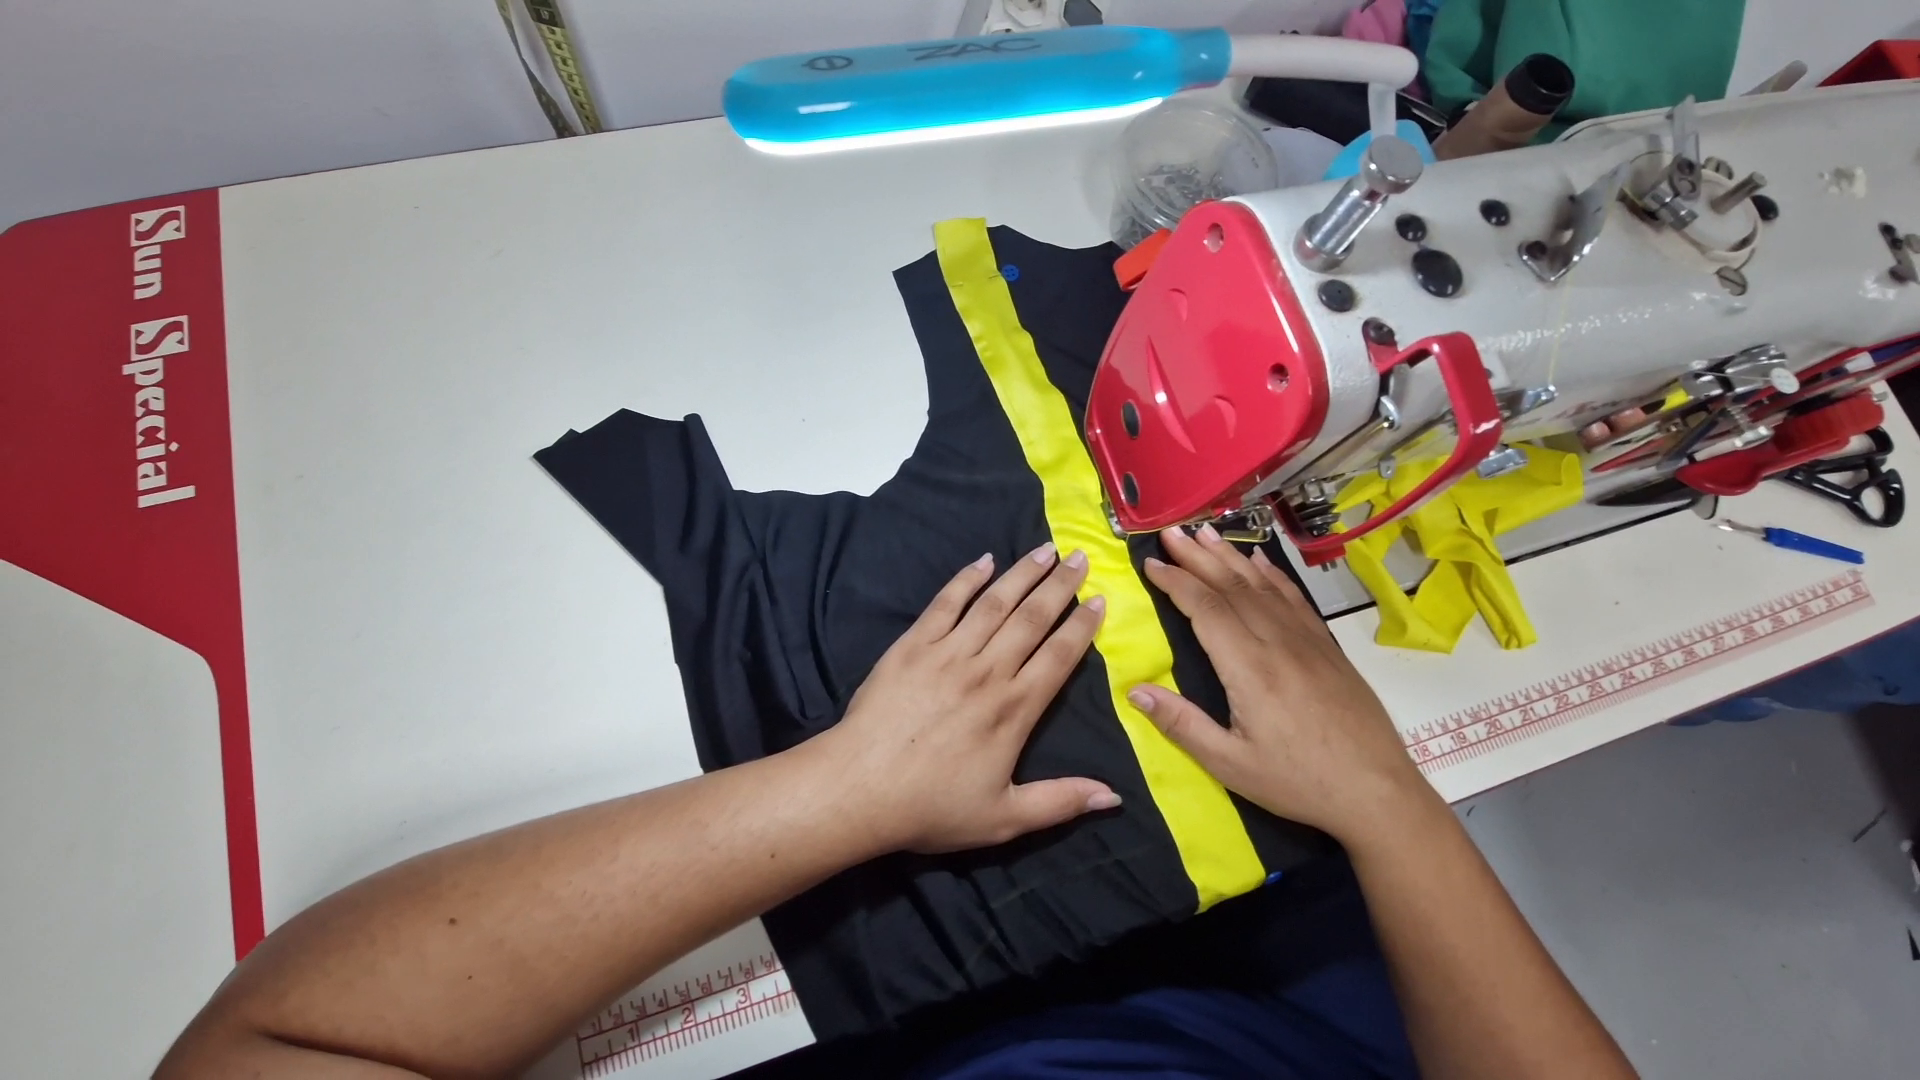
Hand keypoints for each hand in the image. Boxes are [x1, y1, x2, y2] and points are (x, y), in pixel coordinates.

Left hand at [812, 544, 1117, 853]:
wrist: (860, 788)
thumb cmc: (932, 806)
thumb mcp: (1004, 818)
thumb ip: (1060, 801)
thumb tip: (1114, 796)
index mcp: (1015, 708)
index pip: (1060, 655)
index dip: (1083, 626)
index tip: (1100, 599)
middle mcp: (988, 670)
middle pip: (1033, 618)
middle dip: (1060, 586)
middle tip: (1080, 558)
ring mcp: (948, 653)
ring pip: (994, 603)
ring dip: (1022, 574)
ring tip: (1045, 550)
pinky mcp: (912, 645)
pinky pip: (944, 604)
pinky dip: (965, 580)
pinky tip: (983, 561)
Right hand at [1128, 526, 1433, 842]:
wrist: (1377, 792)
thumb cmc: (1298, 781)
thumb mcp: (1230, 764)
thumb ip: (1182, 724)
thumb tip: (1135, 690)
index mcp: (1250, 669)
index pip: (1206, 609)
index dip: (1176, 582)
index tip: (1151, 564)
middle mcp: (1278, 643)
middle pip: (1232, 587)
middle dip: (1198, 557)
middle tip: (1170, 532)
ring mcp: (1308, 642)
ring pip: (1263, 586)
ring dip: (1230, 557)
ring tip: (1205, 534)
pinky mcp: (1328, 648)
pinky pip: (1295, 599)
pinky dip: (1272, 575)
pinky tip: (1259, 561)